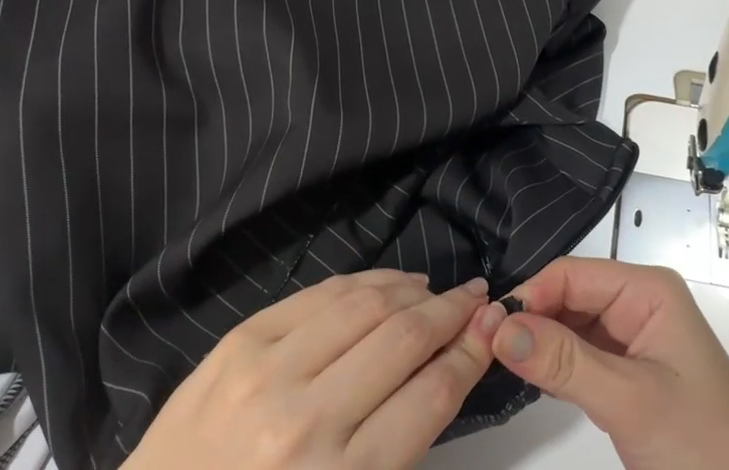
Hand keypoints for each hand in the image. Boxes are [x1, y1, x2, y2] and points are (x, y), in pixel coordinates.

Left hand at [124, 269, 505, 469]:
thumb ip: (399, 445)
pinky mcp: (237, 344)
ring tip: (436, 290)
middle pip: (405, 339)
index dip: (471, 354)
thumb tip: (448, 368)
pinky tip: (387, 285)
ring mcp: (266, 374)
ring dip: (413, 290)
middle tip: (476, 300)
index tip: (491, 332)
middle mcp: (306, 421)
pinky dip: (364, 283)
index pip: (432, 395)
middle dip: (452, 313)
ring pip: (365, 305)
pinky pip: (319, 296)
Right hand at [490, 258, 728, 469]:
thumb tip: (498, 328)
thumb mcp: (629, 399)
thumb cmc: (700, 442)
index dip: (528, 296)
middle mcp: (639, 303)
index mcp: (648, 290)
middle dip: (529, 317)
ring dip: (537, 341)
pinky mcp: (627, 372)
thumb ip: (563, 362)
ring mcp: (633, 338)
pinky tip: (527, 374)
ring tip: (493, 358)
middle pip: (568, 296)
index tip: (484, 329)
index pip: (571, 274)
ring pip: (570, 326)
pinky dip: (553, 364)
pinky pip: (579, 354)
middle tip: (481, 347)